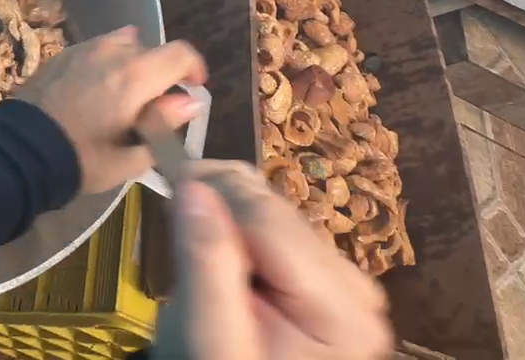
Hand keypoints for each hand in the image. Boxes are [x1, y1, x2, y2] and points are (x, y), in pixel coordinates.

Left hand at [14, 26, 205, 193]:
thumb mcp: (132, 154)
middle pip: (150, 49)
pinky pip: (96, 48)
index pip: (179, 52)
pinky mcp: (62, 54)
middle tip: (155, 107)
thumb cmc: (84, 158)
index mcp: (135, 74)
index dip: (194, 68)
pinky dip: (107, 63)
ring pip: (121, 44)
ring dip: (132, 64)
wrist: (22, 148)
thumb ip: (164, 124)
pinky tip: (98, 90)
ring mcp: (83, 49)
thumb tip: (190, 101)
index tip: (194, 89)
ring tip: (125, 97)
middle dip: (161, 73)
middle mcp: (111, 51)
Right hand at [167, 160, 392, 358]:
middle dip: (215, 203)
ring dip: (218, 204)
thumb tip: (193, 187)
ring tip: (190, 237)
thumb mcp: (208, 338)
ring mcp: (338, 275)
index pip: (267, 219)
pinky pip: (266, 209)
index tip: (171, 210)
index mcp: (341, 313)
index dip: (213, 206)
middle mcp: (353, 286)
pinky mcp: (317, 266)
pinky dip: (228, 210)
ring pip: (265, 200)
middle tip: (176, 228)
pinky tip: (210, 235)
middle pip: (269, 207)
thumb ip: (206, 264)